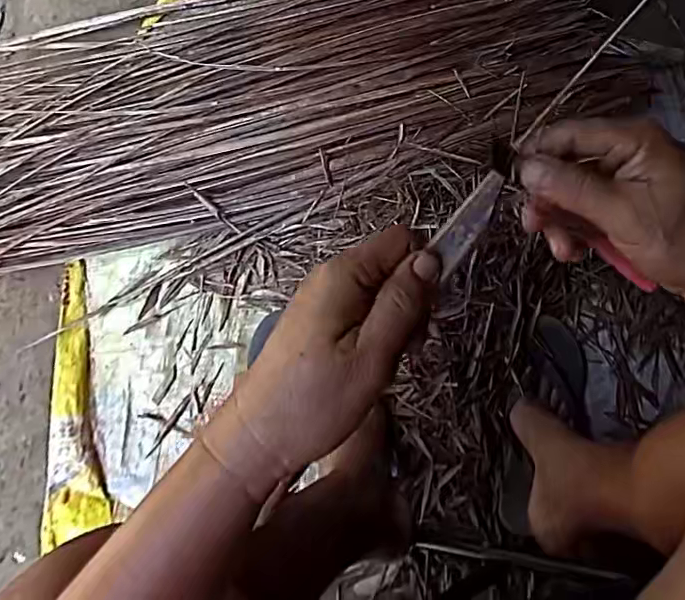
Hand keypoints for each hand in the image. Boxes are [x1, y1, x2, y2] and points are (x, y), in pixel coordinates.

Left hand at [200, 225, 437, 498]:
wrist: (253, 444)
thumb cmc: (311, 405)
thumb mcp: (371, 356)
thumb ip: (403, 303)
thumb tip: (430, 258)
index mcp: (344, 275)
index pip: (402, 239)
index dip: (424, 269)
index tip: (427, 311)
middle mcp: (332, 275)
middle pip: (393, 263)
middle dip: (412, 298)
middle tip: (409, 345)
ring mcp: (323, 296)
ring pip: (381, 288)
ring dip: (397, 319)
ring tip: (387, 361)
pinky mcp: (319, 318)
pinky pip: (363, 308)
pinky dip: (377, 331)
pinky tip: (370, 363)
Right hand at [518, 118, 684, 309]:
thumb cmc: (682, 241)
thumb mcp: (622, 216)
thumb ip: (572, 189)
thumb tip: (526, 168)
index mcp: (634, 138)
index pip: (572, 133)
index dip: (538, 154)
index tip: (512, 180)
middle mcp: (627, 149)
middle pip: (569, 161)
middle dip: (549, 195)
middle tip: (533, 224)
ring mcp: (626, 175)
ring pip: (573, 187)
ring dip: (560, 217)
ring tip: (560, 248)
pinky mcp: (624, 198)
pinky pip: (587, 204)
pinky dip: (576, 226)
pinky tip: (573, 249)